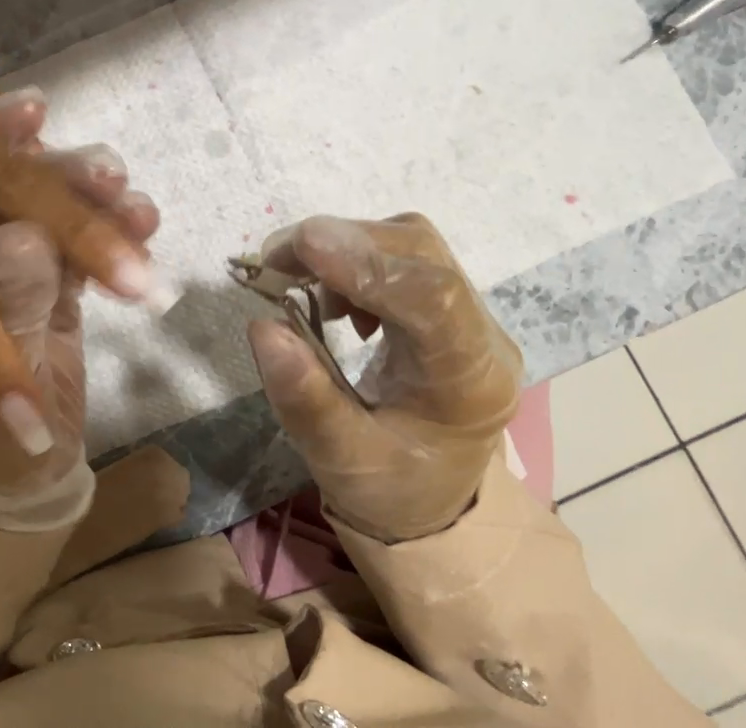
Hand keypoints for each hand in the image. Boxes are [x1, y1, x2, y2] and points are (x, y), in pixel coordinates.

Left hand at [0, 95, 158, 505]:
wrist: (14, 482)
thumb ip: (6, 311)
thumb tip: (20, 236)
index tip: (34, 114)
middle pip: (3, 189)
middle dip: (56, 168)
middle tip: (102, 155)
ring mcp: (13, 264)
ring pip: (48, 213)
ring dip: (91, 197)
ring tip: (131, 190)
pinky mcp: (56, 281)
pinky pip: (84, 247)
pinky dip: (115, 235)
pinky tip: (144, 218)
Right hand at [245, 214, 521, 541]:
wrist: (428, 502)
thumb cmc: (388, 487)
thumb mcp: (339, 458)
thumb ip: (305, 399)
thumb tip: (264, 326)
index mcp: (468, 382)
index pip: (435, 299)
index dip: (367, 264)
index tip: (302, 246)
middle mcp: (482, 337)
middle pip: (423, 255)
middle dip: (345, 243)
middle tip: (276, 261)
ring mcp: (469, 315)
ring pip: (413, 245)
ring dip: (346, 246)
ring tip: (295, 277)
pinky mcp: (446, 305)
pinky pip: (403, 257)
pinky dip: (354, 259)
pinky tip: (329, 297)